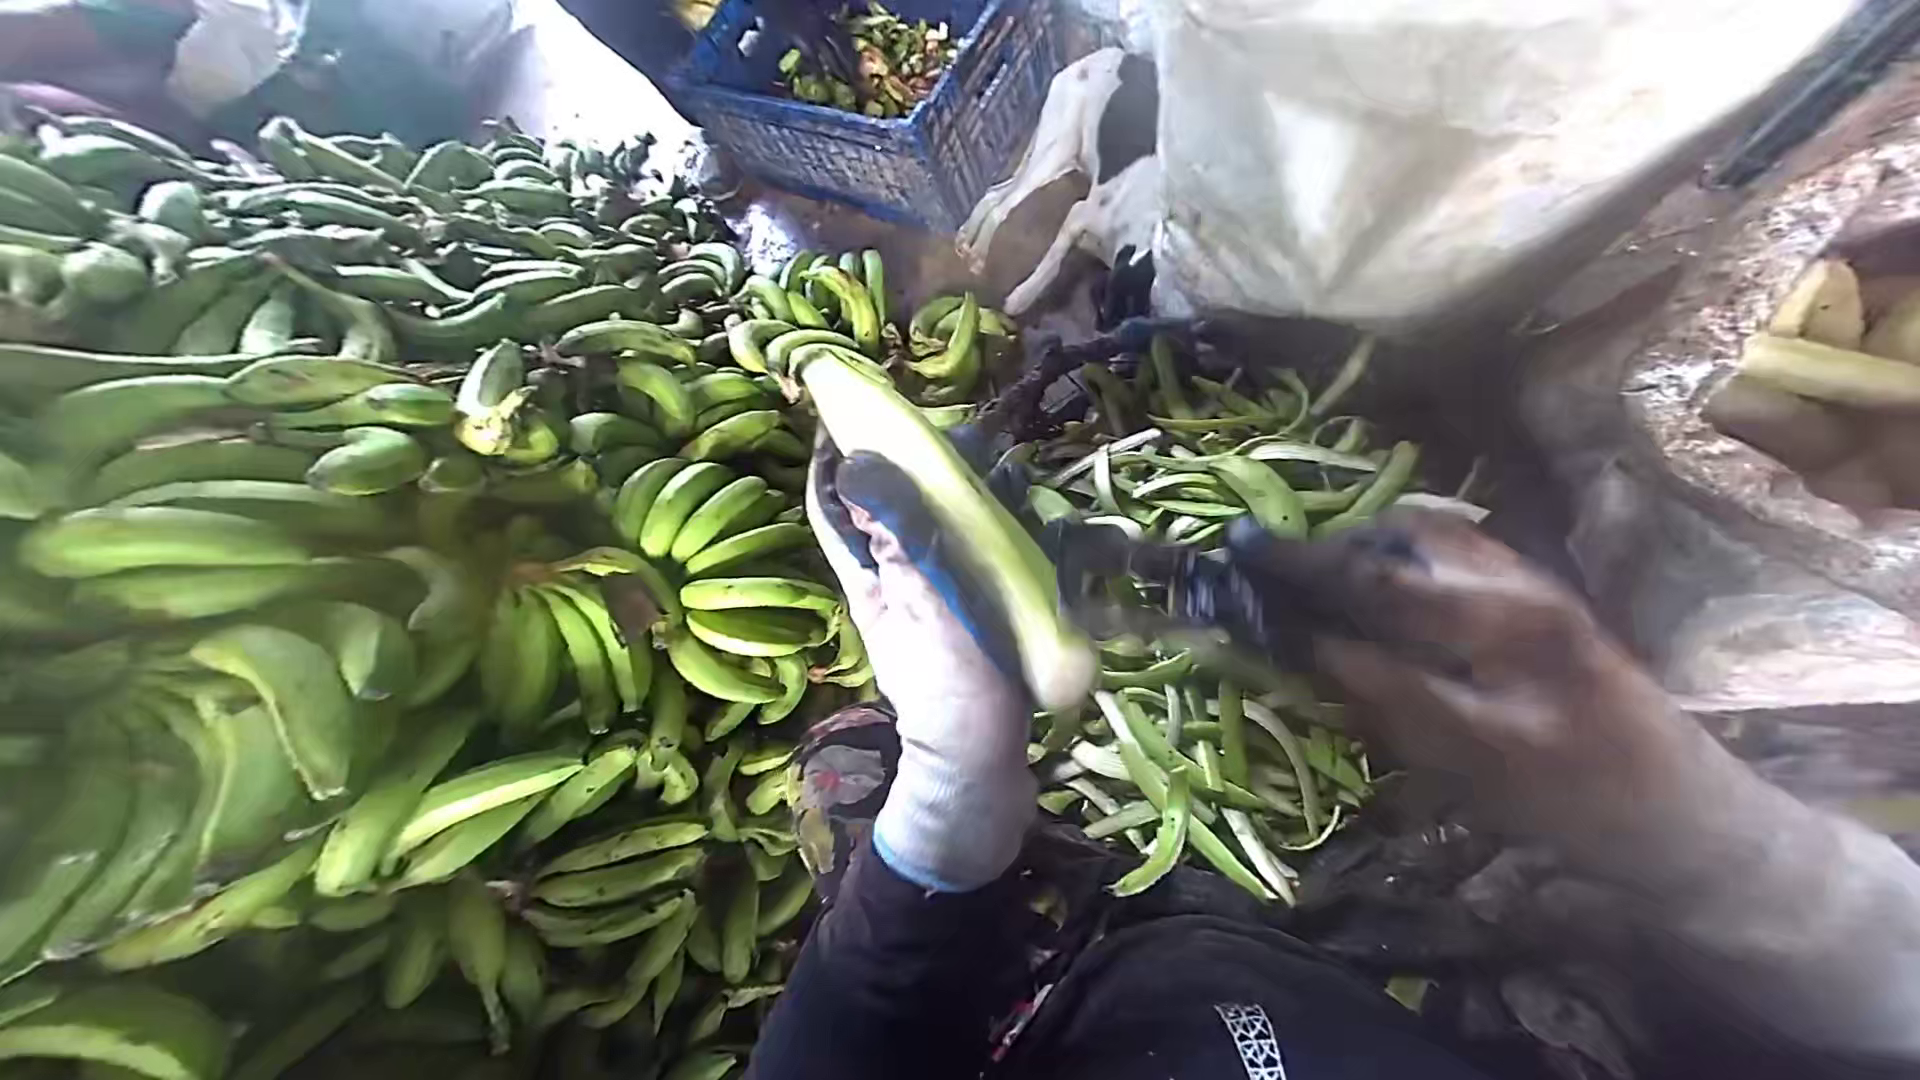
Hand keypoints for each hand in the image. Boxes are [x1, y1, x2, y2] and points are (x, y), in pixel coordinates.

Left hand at [808, 440, 1032, 891]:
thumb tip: (855, 465)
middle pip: (884, 500)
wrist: (981, 751)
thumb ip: (896, 536)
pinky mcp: (966, 597)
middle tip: (942, 431)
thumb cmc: (950, 682)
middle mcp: (892, 570)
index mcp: (867, 571)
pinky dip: (979, 517)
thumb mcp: (920, 605)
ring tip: (980, 457)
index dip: (835, 455)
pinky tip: (1006, 504)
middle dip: (903, 459)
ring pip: (928, 516)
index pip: (834, 501)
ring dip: (947, 482)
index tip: (847, 408)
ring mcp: (930, 584)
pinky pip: (966, 543)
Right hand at [1226, 510, 1734, 878]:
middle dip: (1307, 557)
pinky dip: (1389, 539)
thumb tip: (1302, 642)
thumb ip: (1372, 698)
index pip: (1366, 621)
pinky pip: (1445, 533)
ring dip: (1348, 544)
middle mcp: (1519, 612)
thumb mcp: (1452, 769)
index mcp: (1500, 674)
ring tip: (1308, 566)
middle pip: (1385, 563)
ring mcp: (1533, 585)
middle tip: (1254, 555)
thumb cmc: (1559, 803)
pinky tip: (1365, 563)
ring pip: (1414, 533)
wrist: (1681, 807)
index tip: (1244, 585)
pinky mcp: (1538, 576)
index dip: (1297, 603)